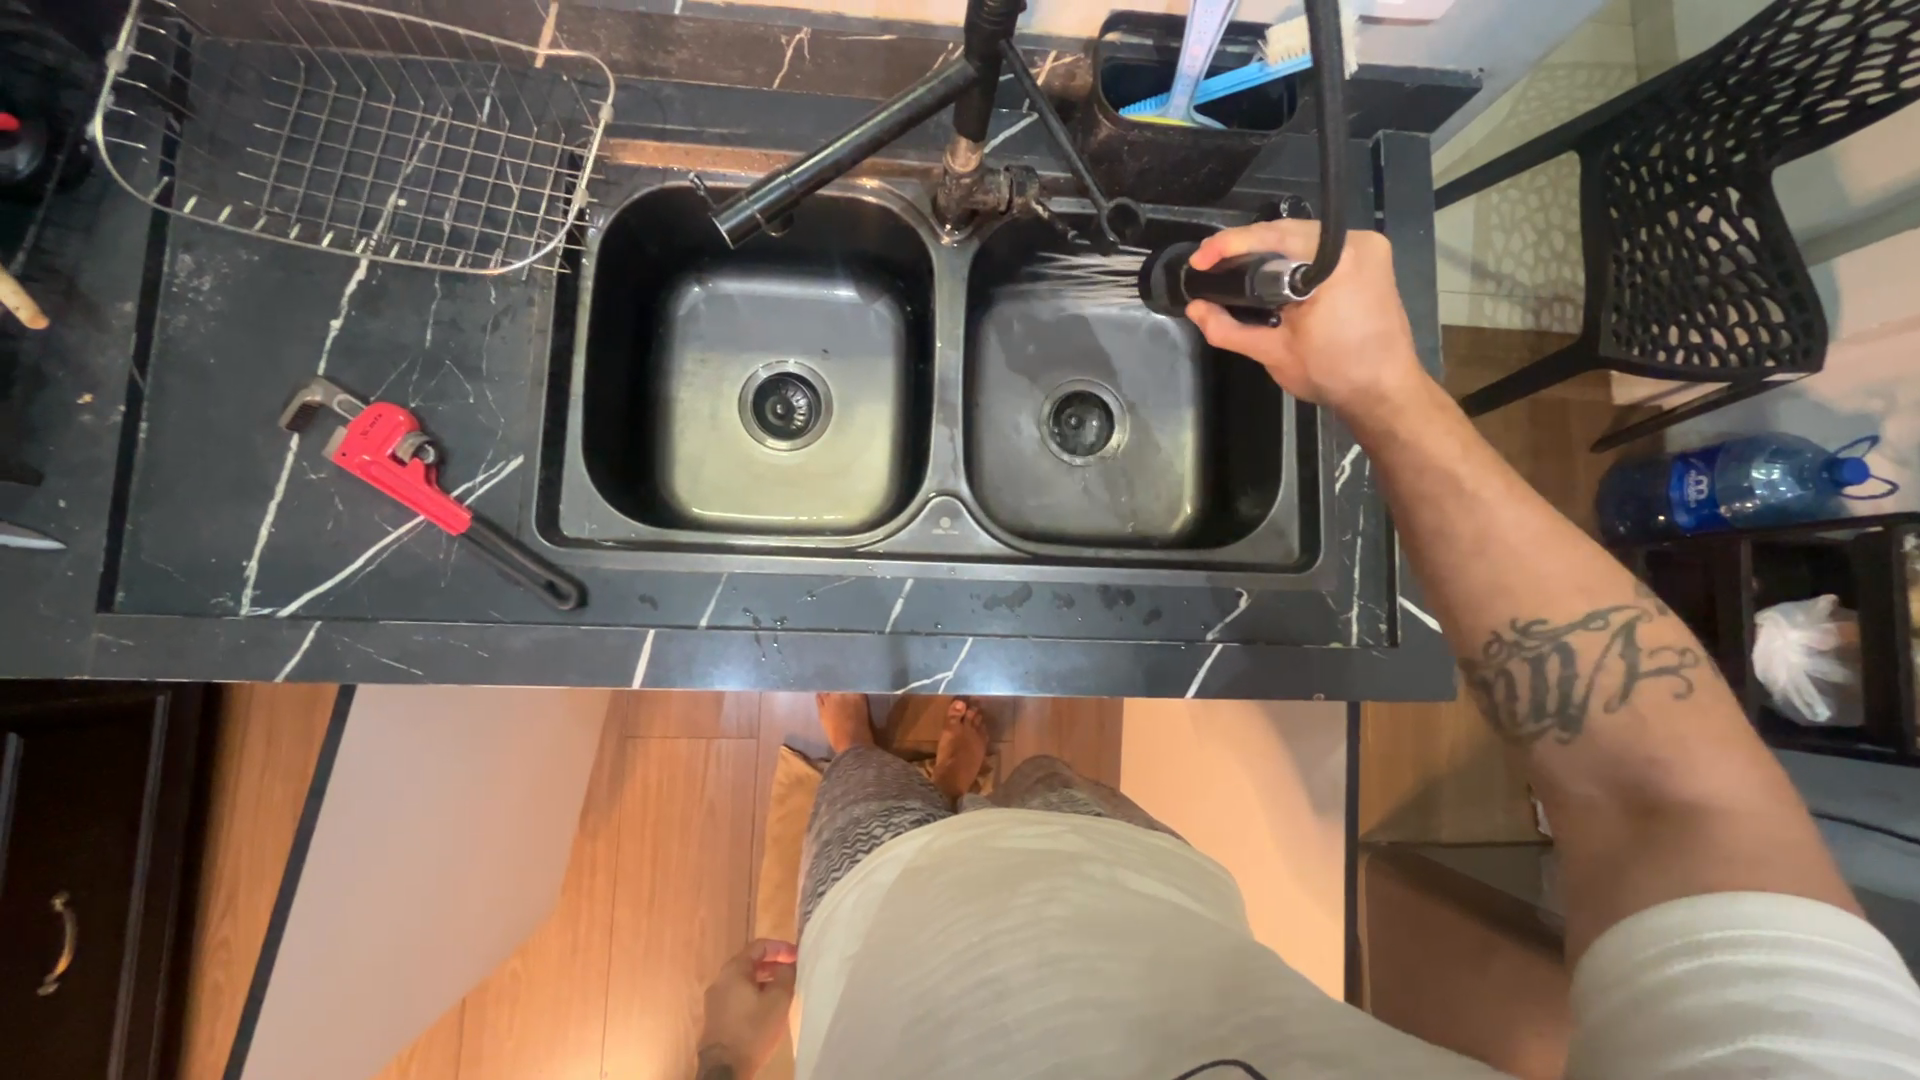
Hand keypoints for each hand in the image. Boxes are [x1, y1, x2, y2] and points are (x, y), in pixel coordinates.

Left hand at [696, 938, 797, 1078]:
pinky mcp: (715, 1018)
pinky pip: (737, 996)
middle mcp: (720, 980)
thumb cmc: (753, 1029)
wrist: (724, 1069)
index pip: (760, 946)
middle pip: (750, 963)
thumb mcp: (778, 999)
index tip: (798, 957)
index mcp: (733, 970)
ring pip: (744, 981)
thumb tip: (788, 965)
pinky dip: (754, 995)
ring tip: (782, 991)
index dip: (781, 948)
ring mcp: (715, 1000)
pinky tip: (766, 1009)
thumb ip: (786, 975)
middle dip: (773, 965)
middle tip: (792, 972)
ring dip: (764, 982)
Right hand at [1184, 221, 1426, 422]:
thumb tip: (1195, 308)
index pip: (1273, 236)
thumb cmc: (1333, 373)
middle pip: (1289, 232)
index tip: (1198, 260)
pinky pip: (1320, 250)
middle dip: (1246, 245)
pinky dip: (1291, 259)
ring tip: (1230, 268)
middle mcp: (1357, 243)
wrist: (1384, 391)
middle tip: (1209, 263)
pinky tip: (1266, 274)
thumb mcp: (1273, 352)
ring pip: (1304, 238)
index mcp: (1338, 260)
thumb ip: (1228, 328)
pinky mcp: (1371, 261)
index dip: (1229, 244)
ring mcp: (1368, 249)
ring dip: (1267, 251)